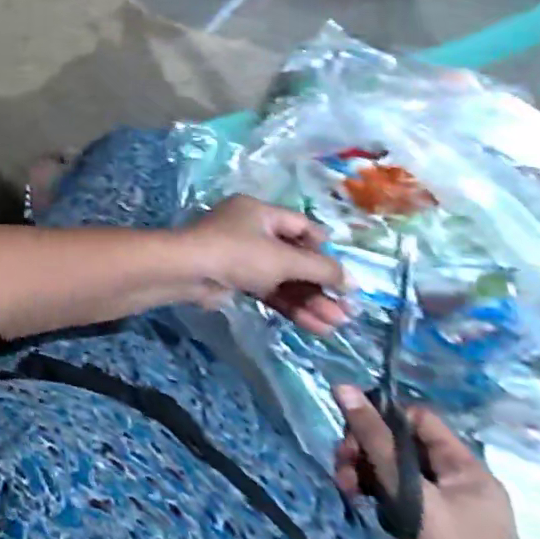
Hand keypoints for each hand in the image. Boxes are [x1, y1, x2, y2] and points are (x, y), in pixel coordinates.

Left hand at [182, 195, 347, 333]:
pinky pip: (269, 290)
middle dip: (321, 284)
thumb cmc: (238, 253)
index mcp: (258, 212)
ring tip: (336, 324)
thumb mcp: (285, 259)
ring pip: (283, 277)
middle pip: (294, 256)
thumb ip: (322, 269)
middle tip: (347, 309)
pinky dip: (290, 305)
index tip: (346, 275)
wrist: (186, 271)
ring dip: (310, 299)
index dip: (325, 250)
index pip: (301, 226)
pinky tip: (315, 326)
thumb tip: (352, 280)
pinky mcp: (233, 277)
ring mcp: (240, 254)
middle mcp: (249, 229)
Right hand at [333, 385, 518, 538]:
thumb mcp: (409, 491)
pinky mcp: (430, 523)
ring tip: (343, 484)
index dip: (383, 416)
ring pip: (392, 467)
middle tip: (341, 461)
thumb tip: (343, 386)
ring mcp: (447, 506)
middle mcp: (460, 483)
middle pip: (401, 443)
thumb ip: (376, 440)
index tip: (350, 426)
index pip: (420, 420)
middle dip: (364, 447)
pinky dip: (371, 489)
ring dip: (361, 469)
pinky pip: (395, 491)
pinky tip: (355, 496)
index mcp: (469, 471)